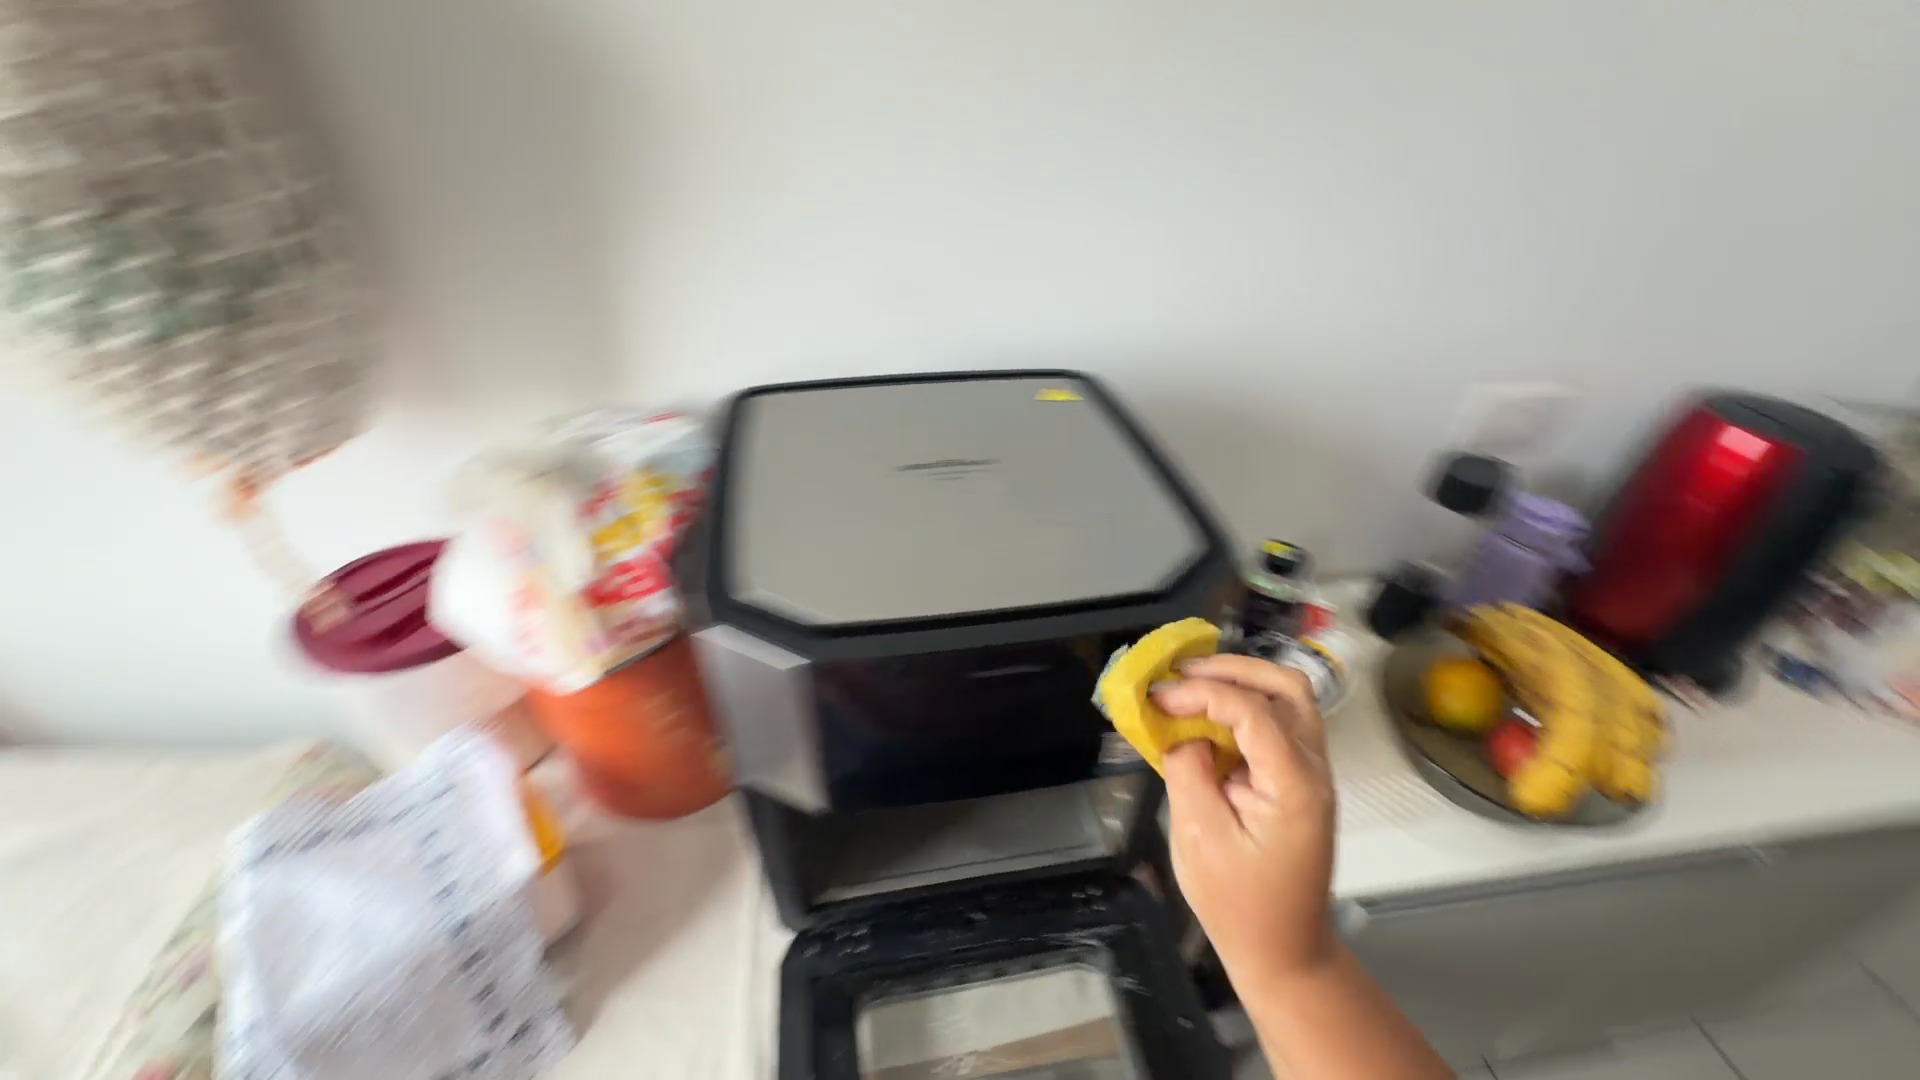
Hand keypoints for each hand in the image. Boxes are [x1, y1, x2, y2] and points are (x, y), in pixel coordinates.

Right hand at [1157, 654, 1335, 988]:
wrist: (1284, 950)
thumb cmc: (1238, 903)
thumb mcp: (1199, 837)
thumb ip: (1188, 771)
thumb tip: (1183, 732)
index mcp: (1294, 783)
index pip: (1251, 710)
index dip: (1200, 693)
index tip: (1157, 698)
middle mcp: (1313, 768)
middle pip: (1286, 687)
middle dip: (1231, 669)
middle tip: (1181, 672)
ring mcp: (1312, 773)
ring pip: (1288, 699)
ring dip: (1240, 682)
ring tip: (1191, 684)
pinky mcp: (1299, 780)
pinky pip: (1278, 724)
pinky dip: (1243, 707)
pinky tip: (1206, 715)